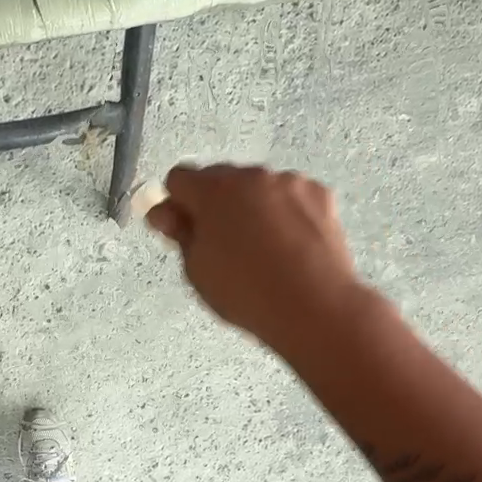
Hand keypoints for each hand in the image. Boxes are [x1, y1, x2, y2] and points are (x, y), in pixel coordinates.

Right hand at [146, 164, 365, 347]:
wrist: (312, 305)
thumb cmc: (244, 292)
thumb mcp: (197, 269)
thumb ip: (179, 233)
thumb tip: (163, 212)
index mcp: (213, 192)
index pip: (178, 178)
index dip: (176, 203)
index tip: (182, 230)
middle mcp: (250, 176)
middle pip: (220, 179)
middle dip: (215, 204)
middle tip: (221, 246)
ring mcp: (288, 181)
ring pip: (256, 187)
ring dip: (250, 207)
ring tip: (260, 250)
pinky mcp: (319, 193)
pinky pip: (289, 195)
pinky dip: (283, 213)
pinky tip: (288, 246)